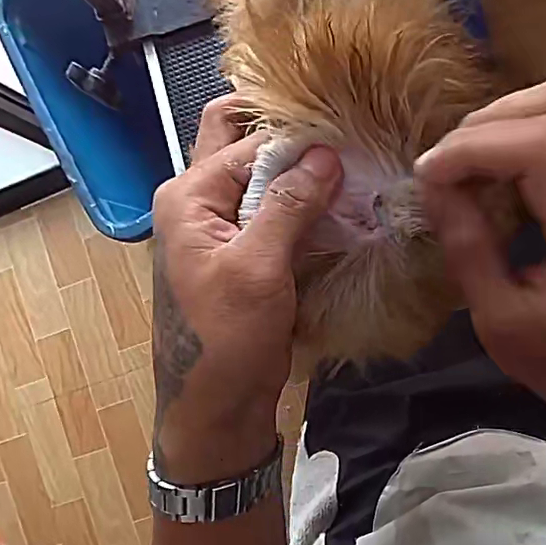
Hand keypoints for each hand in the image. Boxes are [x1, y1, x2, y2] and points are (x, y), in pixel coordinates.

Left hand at [150, 97, 342, 483]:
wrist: (218, 403)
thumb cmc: (225, 338)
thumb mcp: (257, 267)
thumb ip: (288, 205)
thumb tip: (326, 153)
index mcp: (189, 196)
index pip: (249, 143)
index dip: (298, 140)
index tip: (349, 145)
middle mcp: (203, 204)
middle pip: (246, 151)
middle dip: (293, 145)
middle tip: (343, 147)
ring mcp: (226, 230)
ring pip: (267, 184)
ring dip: (306, 181)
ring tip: (356, 176)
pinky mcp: (250, 255)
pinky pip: (278, 218)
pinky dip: (307, 211)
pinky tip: (343, 211)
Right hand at [416, 74, 545, 450]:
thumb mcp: (497, 320)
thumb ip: (467, 245)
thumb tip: (433, 180)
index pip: (545, 147)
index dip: (475, 146)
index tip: (429, 173)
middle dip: (491, 122)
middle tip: (449, 163)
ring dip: (517, 111)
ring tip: (477, 153)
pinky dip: (541, 119)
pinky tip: (511, 153)